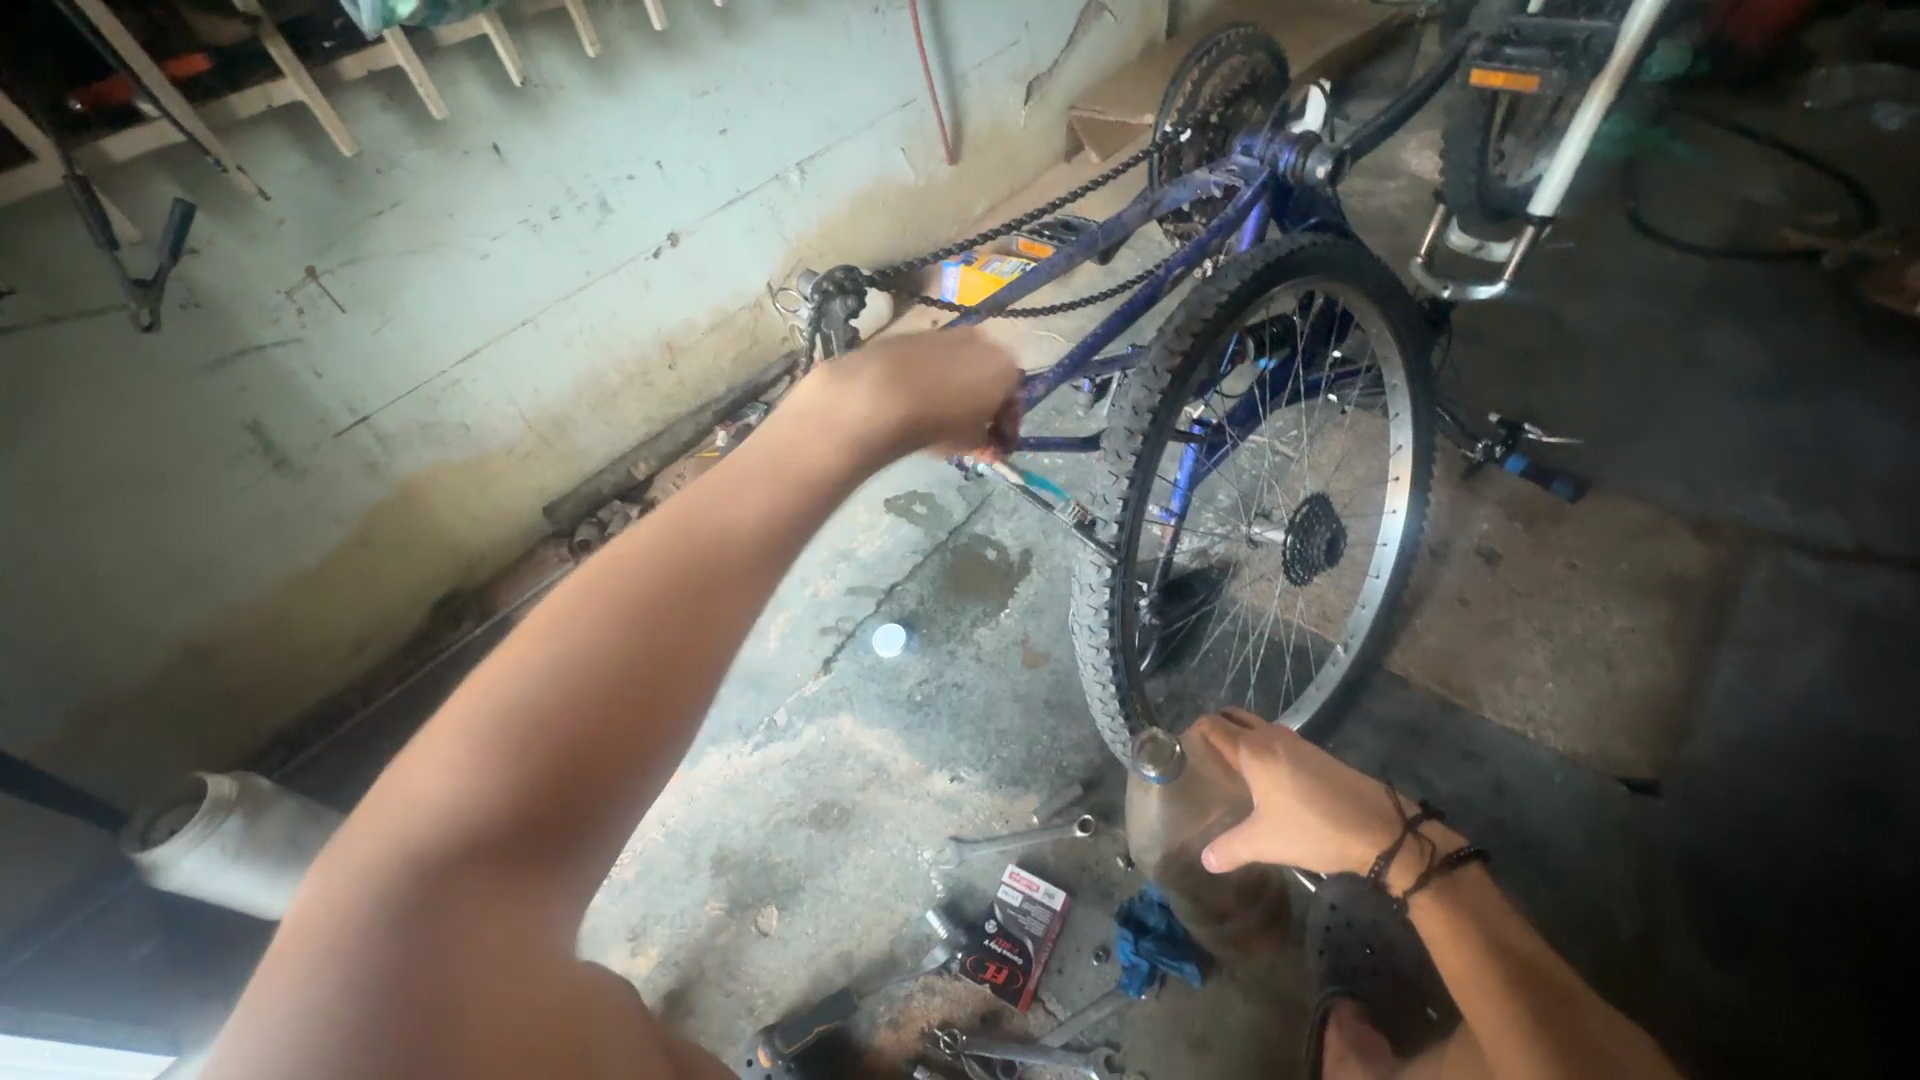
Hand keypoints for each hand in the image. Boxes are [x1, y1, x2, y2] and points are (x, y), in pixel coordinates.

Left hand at [799, 328, 1022, 458]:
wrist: (880, 393)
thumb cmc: (938, 421)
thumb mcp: (970, 442)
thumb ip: (987, 443)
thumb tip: (990, 446)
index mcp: (1006, 368)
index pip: (1015, 400)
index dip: (1007, 427)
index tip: (997, 446)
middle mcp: (983, 342)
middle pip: (991, 376)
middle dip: (985, 404)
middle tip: (973, 431)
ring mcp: (948, 334)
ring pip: (963, 365)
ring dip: (959, 388)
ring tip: (942, 416)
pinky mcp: (915, 334)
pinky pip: (934, 360)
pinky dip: (934, 377)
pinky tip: (919, 399)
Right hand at [1193, 709, 1463, 891]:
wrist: (1380, 828)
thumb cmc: (1313, 828)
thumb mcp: (1264, 843)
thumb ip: (1229, 849)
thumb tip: (1204, 859)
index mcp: (1252, 750)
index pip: (1212, 725)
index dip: (1193, 732)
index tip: (1180, 751)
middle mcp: (1271, 737)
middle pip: (1234, 718)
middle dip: (1216, 730)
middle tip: (1201, 758)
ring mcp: (1297, 743)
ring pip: (1258, 729)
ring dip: (1241, 739)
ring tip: (1228, 770)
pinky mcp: (1317, 755)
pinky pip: (1277, 742)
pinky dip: (1262, 751)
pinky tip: (1263, 782)